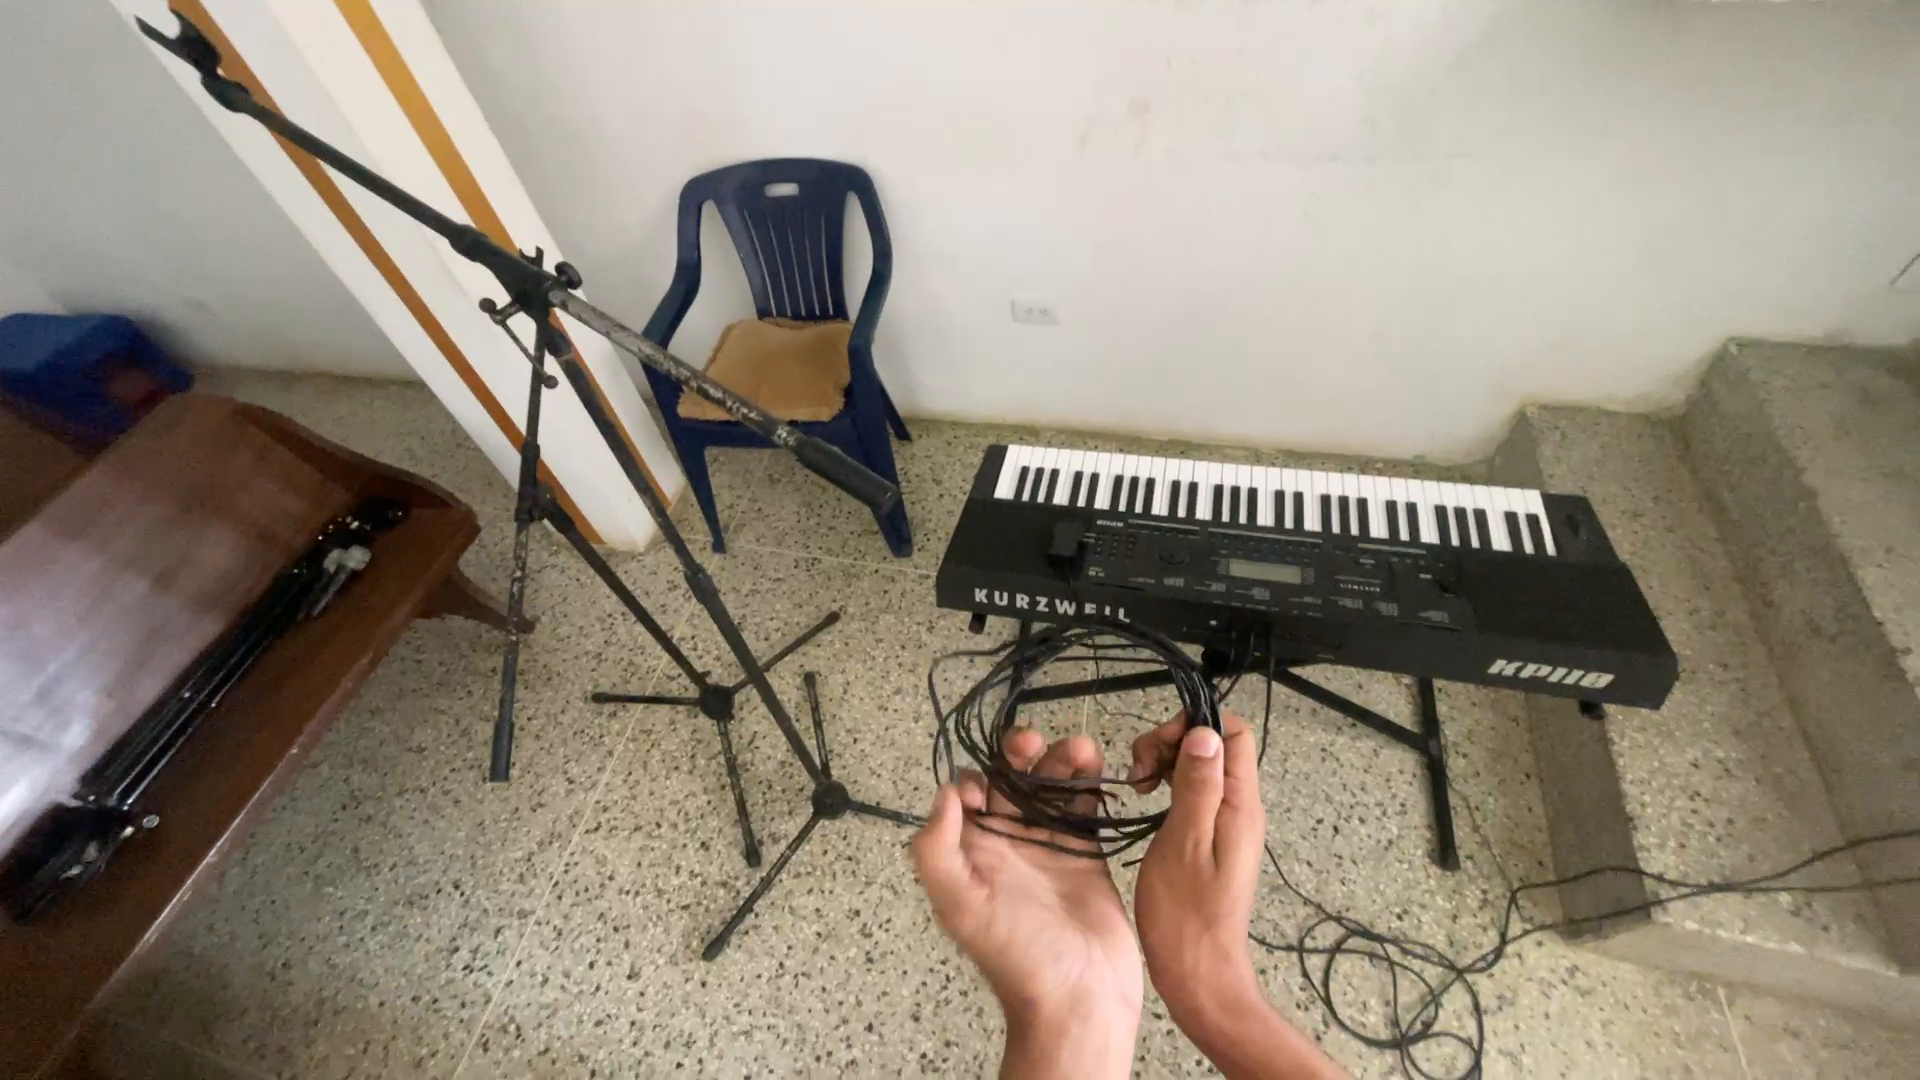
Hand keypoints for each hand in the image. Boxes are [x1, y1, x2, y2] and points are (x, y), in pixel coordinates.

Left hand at [913, 730, 1140, 1078]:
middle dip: (1021, 754)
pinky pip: (1084, 806)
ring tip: (1080, 749)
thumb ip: (938, 848)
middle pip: (1012, 780)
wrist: (1079, 998)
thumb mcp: (959, 904)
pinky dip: (1089, 781)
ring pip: (1050, 785)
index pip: (969, 793)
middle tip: (1034, 742)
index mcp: (973, 850)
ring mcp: (1048, 843)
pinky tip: (1096, 763)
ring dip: (1060, 760)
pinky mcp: (1085, 850)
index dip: (978, 778)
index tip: (991, 789)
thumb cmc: (1015, 952)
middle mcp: (1008, 840)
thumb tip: (944, 793)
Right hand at [1129, 712, 1265, 1035]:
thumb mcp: (1185, 843)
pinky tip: (1144, 798)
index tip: (1157, 747)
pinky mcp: (1208, 835)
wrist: (1198, 977)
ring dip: (1163, 761)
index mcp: (1240, 804)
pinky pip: (1191, 789)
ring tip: (1136, 785)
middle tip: (1138, 772)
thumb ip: (1197, 786)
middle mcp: (1239, 806)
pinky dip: (1165, 783)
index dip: (1194, 724)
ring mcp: (1224, 821)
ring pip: (1197, 764)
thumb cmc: (1185, 914)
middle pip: (1212, 743)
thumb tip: (1205, 731)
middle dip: (1170, 741)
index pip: (1233, 732)